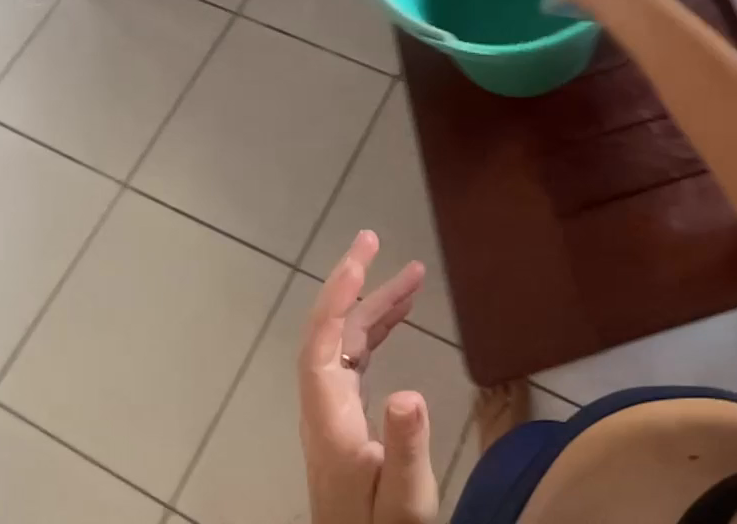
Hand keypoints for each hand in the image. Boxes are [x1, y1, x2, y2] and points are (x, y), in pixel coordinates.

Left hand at [300, 231, 433, 523]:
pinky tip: (400, 315)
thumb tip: (410, 392)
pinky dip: (377, 328)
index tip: (360, 259)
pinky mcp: (346, 417)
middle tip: (374, 239)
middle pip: (330, 332)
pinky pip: (356, 357)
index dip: (336, 298)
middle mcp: (324, 407)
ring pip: (346, 342)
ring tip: (414, 274)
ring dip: (374, 304)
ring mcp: (333, 411)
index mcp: (330, 420)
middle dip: (350, 283)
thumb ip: (407, 447)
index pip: (322, 344)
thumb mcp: (405, 498)